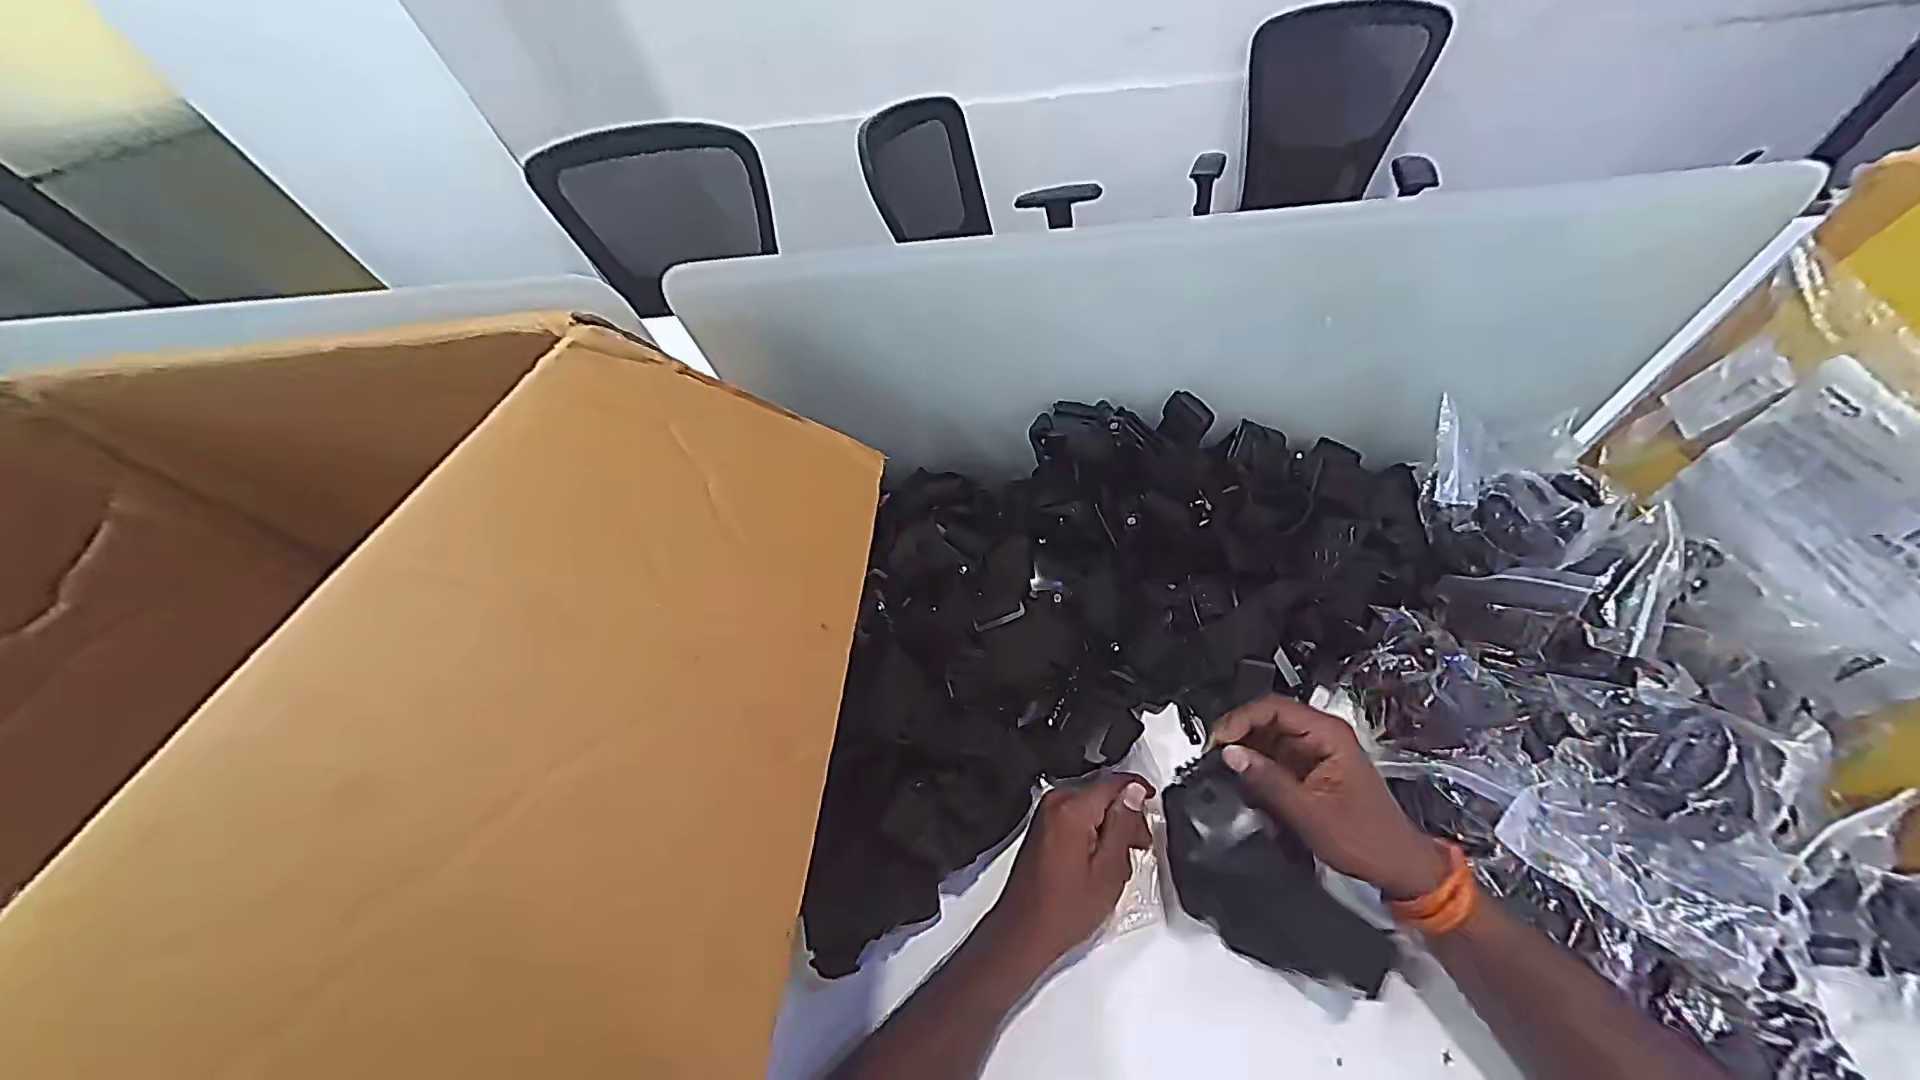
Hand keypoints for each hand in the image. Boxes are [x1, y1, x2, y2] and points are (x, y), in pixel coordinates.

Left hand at [980, 773, 1152, 966]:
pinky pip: (1075, 816)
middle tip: (1140, 842)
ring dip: (1109, 824)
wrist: (1026, 930)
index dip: (1138, 790)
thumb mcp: (1109, 870)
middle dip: (1125, 814)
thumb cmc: (1062, 909)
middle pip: (1101, 793)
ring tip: (1121, 858)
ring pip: (1089, 805)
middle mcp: (1055, 804)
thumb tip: (1133, 794)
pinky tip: (1100, 858)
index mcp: (1071, 809)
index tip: (1152, 801)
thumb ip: (1124, 825)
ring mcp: (1045, 814)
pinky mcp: (1042, 826)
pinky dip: (1092, 830)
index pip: (1113, 783)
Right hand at [1212, 696, 1448, 900]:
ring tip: (1225, 769)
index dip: (1240, 719)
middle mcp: (1320, 736)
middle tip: (1214, 754)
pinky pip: (1272, 756)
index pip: (1274, 708)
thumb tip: (1230, 754)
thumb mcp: (1310, 812)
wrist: (1398, 868)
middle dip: (1238, 735)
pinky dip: (1255, 766)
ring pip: (1265, 737)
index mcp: (1328, 734)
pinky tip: (1244, 781)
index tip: (1218, 740)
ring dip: (1244, 751)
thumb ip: (1267, 780)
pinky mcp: (1307, 768)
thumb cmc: (1365, 840)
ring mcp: (1313, 751)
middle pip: (1266, 719)